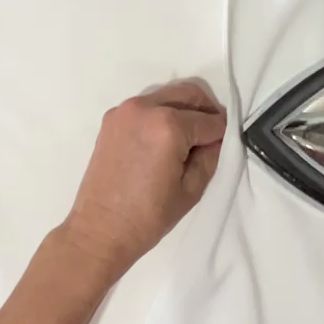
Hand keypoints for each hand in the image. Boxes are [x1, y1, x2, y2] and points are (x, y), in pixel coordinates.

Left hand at [60, 80, 227, 274]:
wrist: (100, 229)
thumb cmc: (148, 216)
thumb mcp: (191, 189)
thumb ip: (210, 155)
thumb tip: (214, 138)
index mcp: (167, 125)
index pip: (209, 120)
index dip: (221, 135)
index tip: (222, 146)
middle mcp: (144, 108)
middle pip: (188, 94)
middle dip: (205, 110)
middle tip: (212, 134)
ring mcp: (123, 111)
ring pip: (166, 96)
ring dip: (182, 110)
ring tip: (187, 140)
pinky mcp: (111, 120)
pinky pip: (145, 106)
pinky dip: (160, 114)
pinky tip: (162, 142)